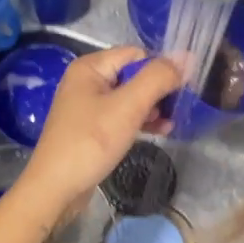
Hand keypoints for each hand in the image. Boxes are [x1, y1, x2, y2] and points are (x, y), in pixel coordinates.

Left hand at [13, 48, 181, 219]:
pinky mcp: (91, 128)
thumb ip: (158, 79)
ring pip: (130, 98)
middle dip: (158, 92)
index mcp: (90, 67)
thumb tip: (187, 56)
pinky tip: (160, 132)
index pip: (137, 54)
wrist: (56, 188)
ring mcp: (88, 106)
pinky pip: (122, 117)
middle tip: (176, 110)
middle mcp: (87, 81)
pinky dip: (140, 122)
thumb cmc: (91, 142)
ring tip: (170, 125)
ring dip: (152, 109)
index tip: (181, 91)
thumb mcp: (128, 106)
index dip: (161, 69)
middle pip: (134, 75)